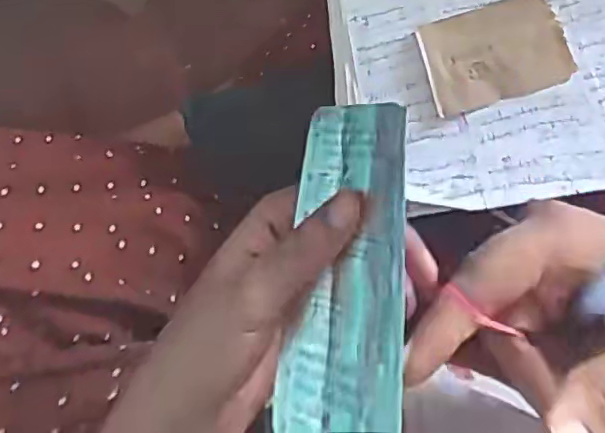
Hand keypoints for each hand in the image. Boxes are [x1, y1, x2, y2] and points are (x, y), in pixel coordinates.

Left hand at [103, 187, 435, 432]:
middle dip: (385, 248)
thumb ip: (304, 247)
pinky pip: (348, 312)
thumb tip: (354, 197)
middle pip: (348, 234)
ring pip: (353, 273)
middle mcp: (291, 248)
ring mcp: (302, 290)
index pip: (327, 194)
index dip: (368, 200)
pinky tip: (398, 327)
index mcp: (273, 223)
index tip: (407, 216)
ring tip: (416, 304)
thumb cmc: (206, 344)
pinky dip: (372, 317)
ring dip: (383, 285)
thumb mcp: (255, 291)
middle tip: (421, 274)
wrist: (183, 419)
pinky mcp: (311, 328)